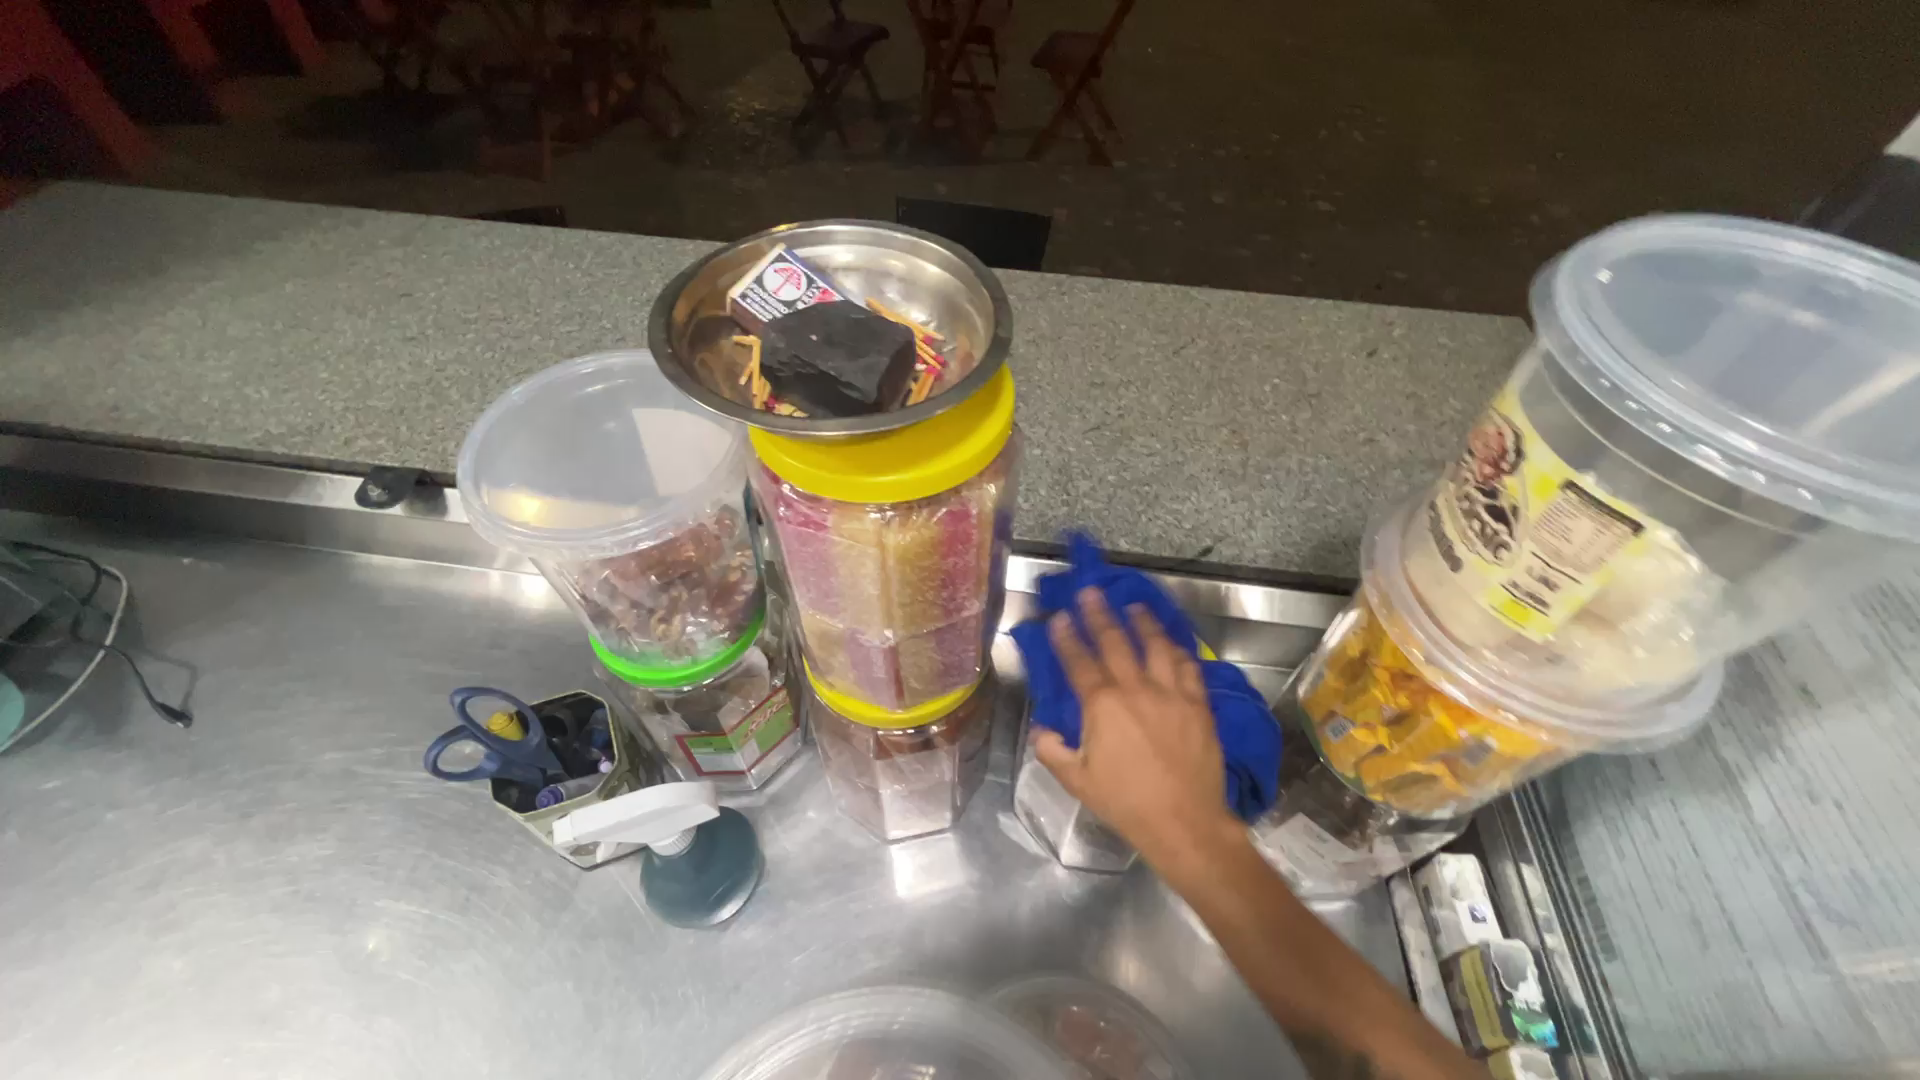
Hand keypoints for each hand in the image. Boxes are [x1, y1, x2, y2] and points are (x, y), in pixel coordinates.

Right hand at [1031, 588, 1244, 867]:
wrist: (1185, 823)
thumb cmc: (1126, 803)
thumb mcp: (1077, 781)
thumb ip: (1053, 751)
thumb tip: (1042, 730)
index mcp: (1102, 706)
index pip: (1079, 662)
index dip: (1067, 638)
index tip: (1060, 617)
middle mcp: (1136, 690)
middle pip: (1115, 642)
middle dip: (1100, 614)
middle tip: (1091, 592)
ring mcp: (1172, 694)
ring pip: (1156, 646)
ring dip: (1143, 623)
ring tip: (1135, 607)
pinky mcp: (1199, 705)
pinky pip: (1189, 667)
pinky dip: (1178, 650)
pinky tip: (1173, 643)